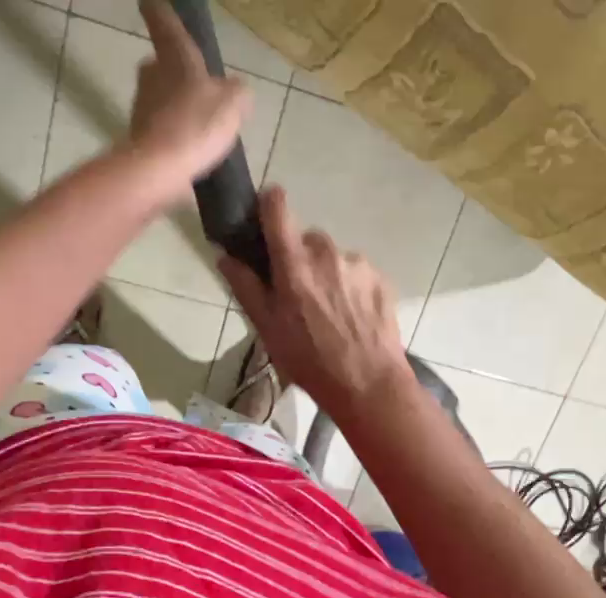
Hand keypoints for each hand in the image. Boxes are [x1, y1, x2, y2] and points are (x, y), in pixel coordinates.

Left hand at [129, 0, 250, 186]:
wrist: (158, 170)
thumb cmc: (196, 125)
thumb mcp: (234, 102)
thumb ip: (237, 92)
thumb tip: (235, 92)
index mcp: (175, 58)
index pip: (165, 25)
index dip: (161, 13)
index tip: (150, 2)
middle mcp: (152, 76)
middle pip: (161, 66)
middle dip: (175, 73)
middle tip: (194, 85)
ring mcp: (141, 108)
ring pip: (160, 99)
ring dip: (176, 108)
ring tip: (199, 127)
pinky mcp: (139, 138)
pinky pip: (160, 129)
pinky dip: (172, 136)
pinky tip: (189, 151)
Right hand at [218, 186, 410, 414]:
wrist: (367, 384)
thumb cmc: (308, 361)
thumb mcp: (268, 329)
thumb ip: (246, 287)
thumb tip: (225, 256)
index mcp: (294, 262)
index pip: (277, 206)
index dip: (269, 205)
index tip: (265, 217)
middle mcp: (327, 252)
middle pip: (306, 240)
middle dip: (299, 259)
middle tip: (298, 296)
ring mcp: (357, 263)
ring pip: (333, 258)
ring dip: (326, 275)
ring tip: (328, 315)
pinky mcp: (380, 277)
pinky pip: (357, 273)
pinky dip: (350, 288)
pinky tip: (350, 319)